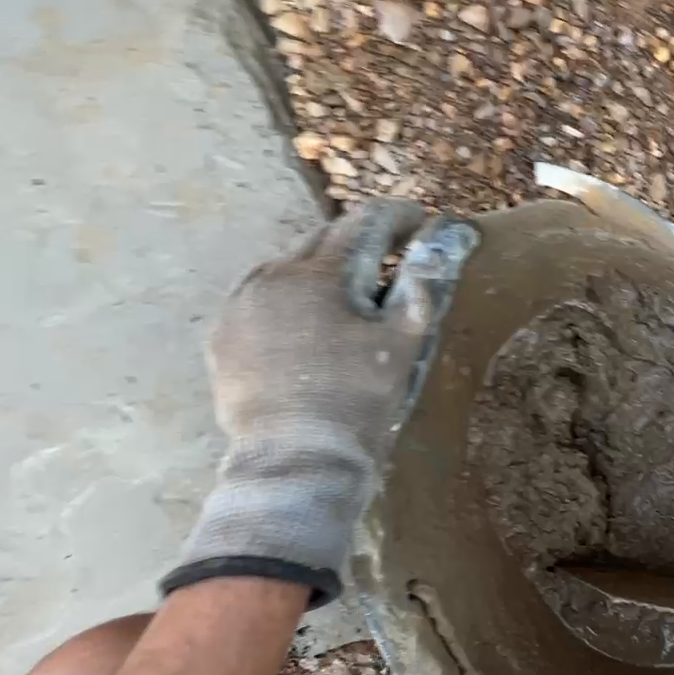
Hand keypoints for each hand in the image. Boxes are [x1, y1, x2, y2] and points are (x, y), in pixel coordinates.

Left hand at [162, 199, 477, 606]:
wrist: (298, 457)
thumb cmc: (363, 396)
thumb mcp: (407, 336)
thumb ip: (426, 279)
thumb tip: (450, 233)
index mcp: (319, 274)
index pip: (364, 223)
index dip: (399, 217)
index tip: (424, 220)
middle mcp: (271, 277)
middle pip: (323, 239)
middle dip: (363, 239)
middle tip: (398, 251)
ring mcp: (240, 306)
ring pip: (289, 266)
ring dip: (326, 267)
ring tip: (357, 289)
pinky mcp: (223, 336)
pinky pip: (263, 297)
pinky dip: (295, 295)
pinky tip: (314, 320)